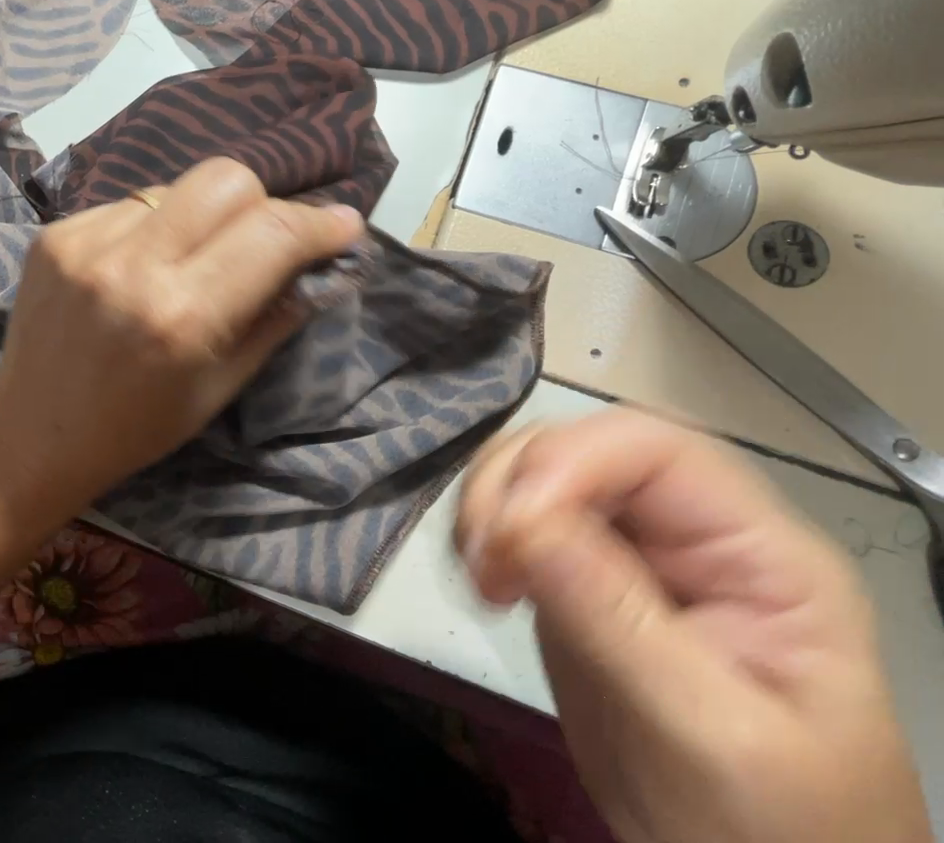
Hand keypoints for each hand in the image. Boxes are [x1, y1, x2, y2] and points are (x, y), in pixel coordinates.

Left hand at [0, 157, 363, 526]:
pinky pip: (124, 207)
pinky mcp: (52, 235)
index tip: (341, 227)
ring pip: (172, 188)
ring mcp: (83, 244)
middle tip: (257, 243)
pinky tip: (132, 271)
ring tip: (182, 265)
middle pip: (225, 178)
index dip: (320, 224)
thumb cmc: (135, 426)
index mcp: (181, 316)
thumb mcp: (219, 388)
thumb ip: (277, 318)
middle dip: (259, 204)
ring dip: (196, 219)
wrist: (33, 432)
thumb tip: (326, 265)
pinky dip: (146, 230)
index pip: (272, 231)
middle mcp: (131, 267)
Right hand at [455, 411, 929, 842]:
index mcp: (760, 557)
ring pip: (538, 476)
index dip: (570, 464)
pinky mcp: (576, 585)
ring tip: (482, 577)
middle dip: (513, 483)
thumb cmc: (773, 822)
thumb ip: (617, 619)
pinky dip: (481, 537)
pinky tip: (483, 584)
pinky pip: (516, 525)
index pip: (658, 452)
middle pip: (584, 449)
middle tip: (485, 558)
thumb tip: (520, 522)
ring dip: (488, 507)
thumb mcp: (707, 727)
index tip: (510, 531)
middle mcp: (692, 539)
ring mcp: (630, 559)